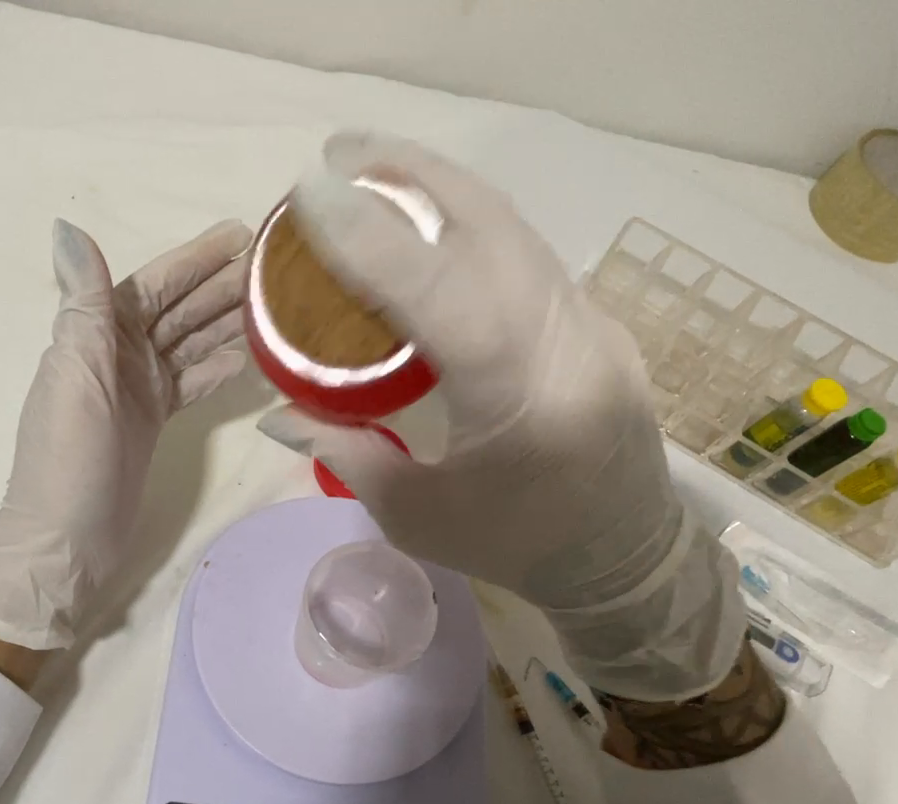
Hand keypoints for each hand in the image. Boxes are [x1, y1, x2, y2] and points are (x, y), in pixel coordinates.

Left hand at [0, 218, 252, 653]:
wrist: (66, 540)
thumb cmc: (70, 459)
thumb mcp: (76, 376)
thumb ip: (83, 307)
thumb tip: (68, 228)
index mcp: (96, 335)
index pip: (155, 284)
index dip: (197, 260)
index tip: (243, 235)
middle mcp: (120, 354)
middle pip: (180, 309)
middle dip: (223, 286)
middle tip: (279, 270)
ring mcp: (139, 388)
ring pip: (193, 342)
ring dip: (230, 321)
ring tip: (278, 306)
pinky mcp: (154, 419)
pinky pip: (195, 381)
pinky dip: (221, 367)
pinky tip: (255, 355)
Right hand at [257, 132, 742, 699]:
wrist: (624, 556)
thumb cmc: (513, 544)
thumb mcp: (414, 514)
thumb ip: (343, 453)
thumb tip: (274, 412)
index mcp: (513, 391)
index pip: (436, 288)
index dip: (371, 234)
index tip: (312, 189)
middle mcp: (560, 336)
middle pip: (487, 222)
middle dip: (410, 174)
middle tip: (339, 153)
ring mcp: (589, 321)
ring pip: (513, 227)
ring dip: (443, 189)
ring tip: (378, 173)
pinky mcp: (596, 321)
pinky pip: (528, 253)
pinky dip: (473, 223)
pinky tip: (435, 226)